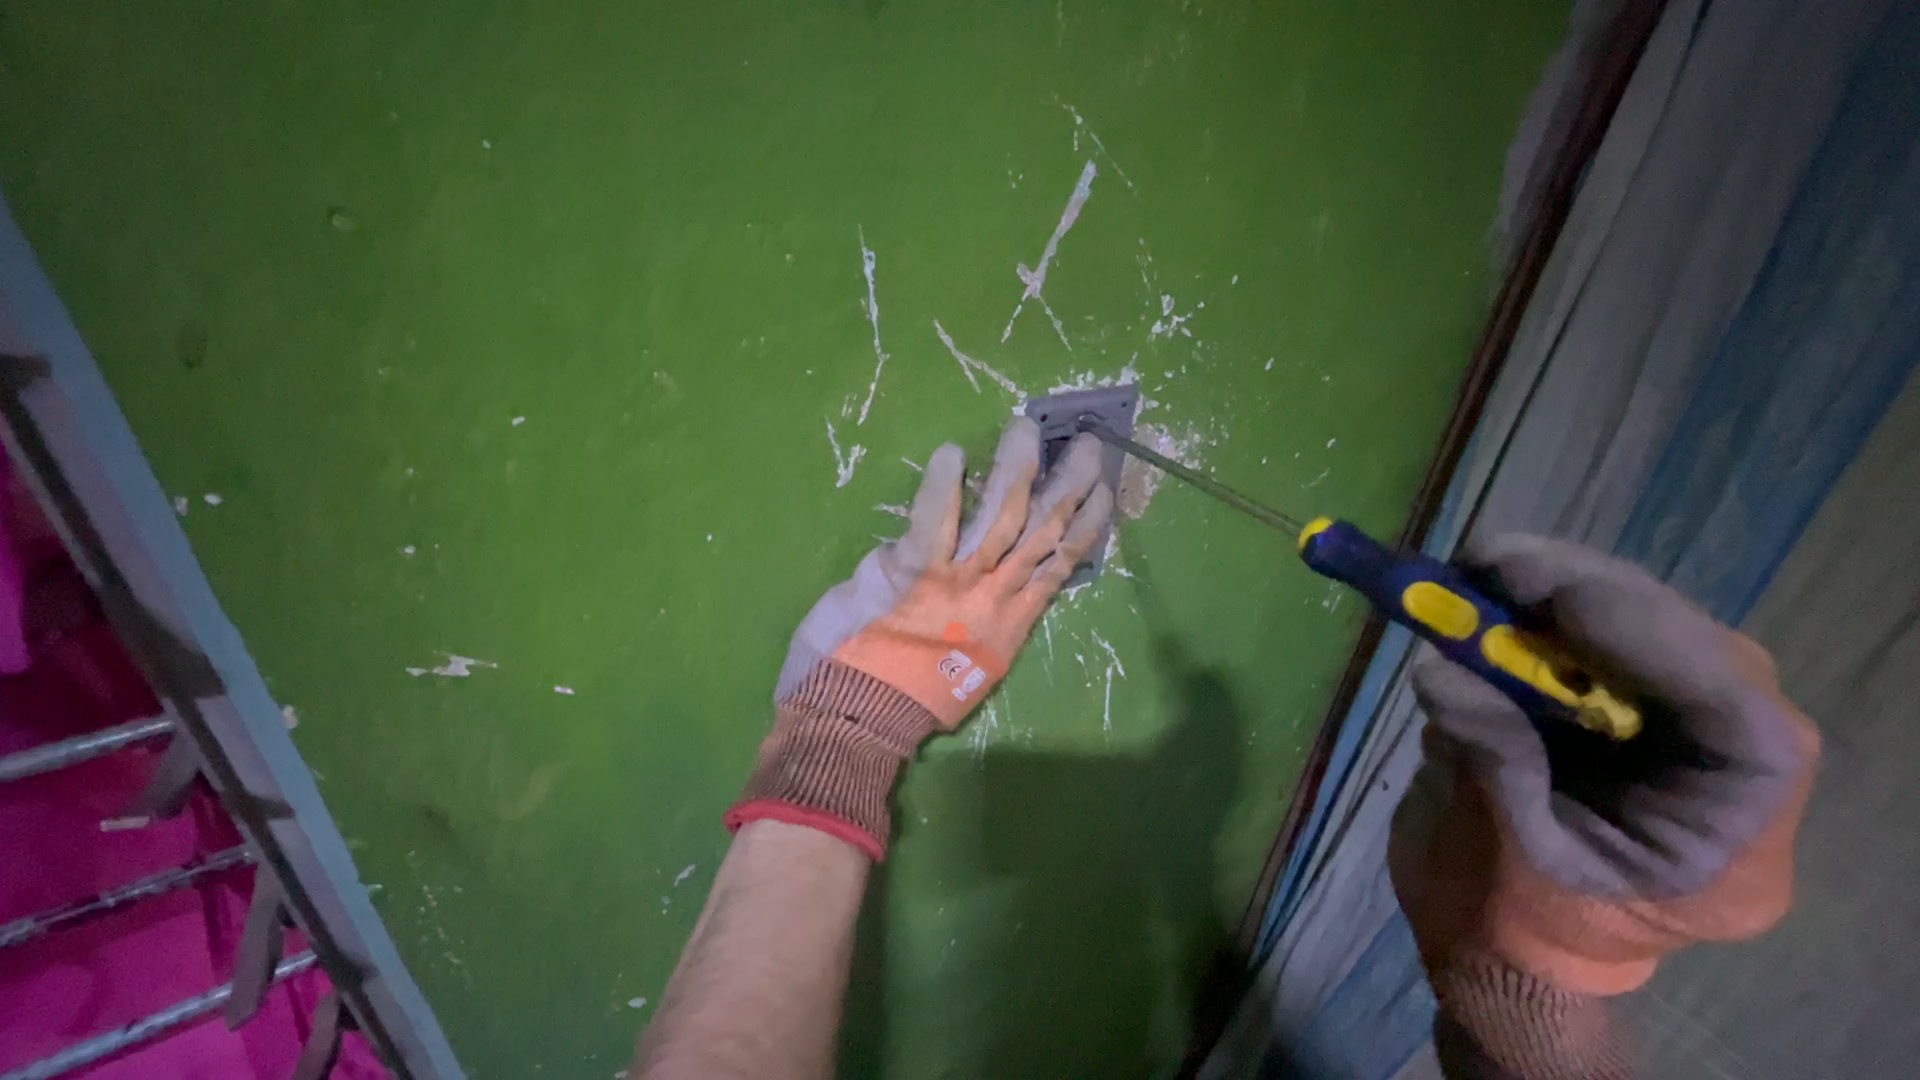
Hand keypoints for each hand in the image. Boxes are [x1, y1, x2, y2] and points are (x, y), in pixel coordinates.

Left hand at [731, 417, 1112, 857]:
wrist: (856, 722)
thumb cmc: (903, 702)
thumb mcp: (963, 670)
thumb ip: (975, 624)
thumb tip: (968, 585)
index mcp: (1009, 622)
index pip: (1058, 565)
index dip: (1085, 527)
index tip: (1102, 494)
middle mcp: (993, 596)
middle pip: (1042, 532)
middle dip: (1068, 488)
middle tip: (1088, 448)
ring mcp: (956, 581)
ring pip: (1001, 518)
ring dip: (1017, 471)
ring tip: (1026, 431)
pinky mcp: (912, 571)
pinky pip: (936, 520)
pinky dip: (945, 486)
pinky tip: (953, 452)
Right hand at [1391, 535, 1819, 996]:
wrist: (1491, 937)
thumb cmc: (1506, 919)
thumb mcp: (1497, 851)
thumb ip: (1487, 756)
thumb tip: (1442, 668)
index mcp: (1724, 830)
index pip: (1738, 718)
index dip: (1654, 641)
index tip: (1552, 593)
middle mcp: (1717, 769)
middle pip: (1695, 653)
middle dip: (1593, 596)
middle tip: (1492, 562)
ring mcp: (1669, 736)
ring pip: (1649, 633)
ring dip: (1561, 590)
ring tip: (1477, 570)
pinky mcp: (1614, 711)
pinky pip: (1594, 642)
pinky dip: (1533, 611)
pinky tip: (1482, 596)